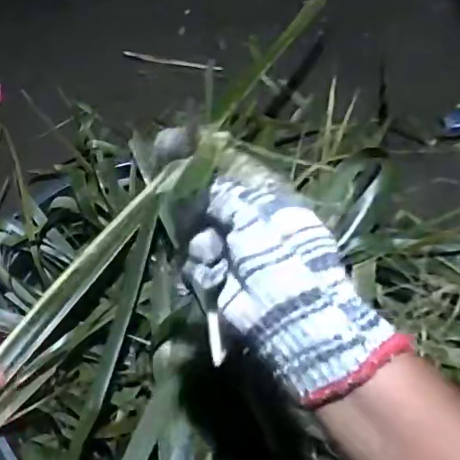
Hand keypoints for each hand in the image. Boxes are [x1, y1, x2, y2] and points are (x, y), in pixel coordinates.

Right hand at [180, 145, 409, 406]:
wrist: (291, 316)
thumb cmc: (283, 256)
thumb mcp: (256, 214)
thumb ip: (222, 191)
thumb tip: (194, 169)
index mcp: (265, 201)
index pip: (227, 169)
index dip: (199, 158)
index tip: (171, 143)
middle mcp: (245, 223)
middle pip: (204, 200)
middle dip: (188, 199)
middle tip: (167, 187)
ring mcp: (229, 252)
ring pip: (193, 233)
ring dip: (200, 242)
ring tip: (215, 254)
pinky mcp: (215, 279)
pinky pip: (194, 264)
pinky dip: (202, 269)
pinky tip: (216, 275)